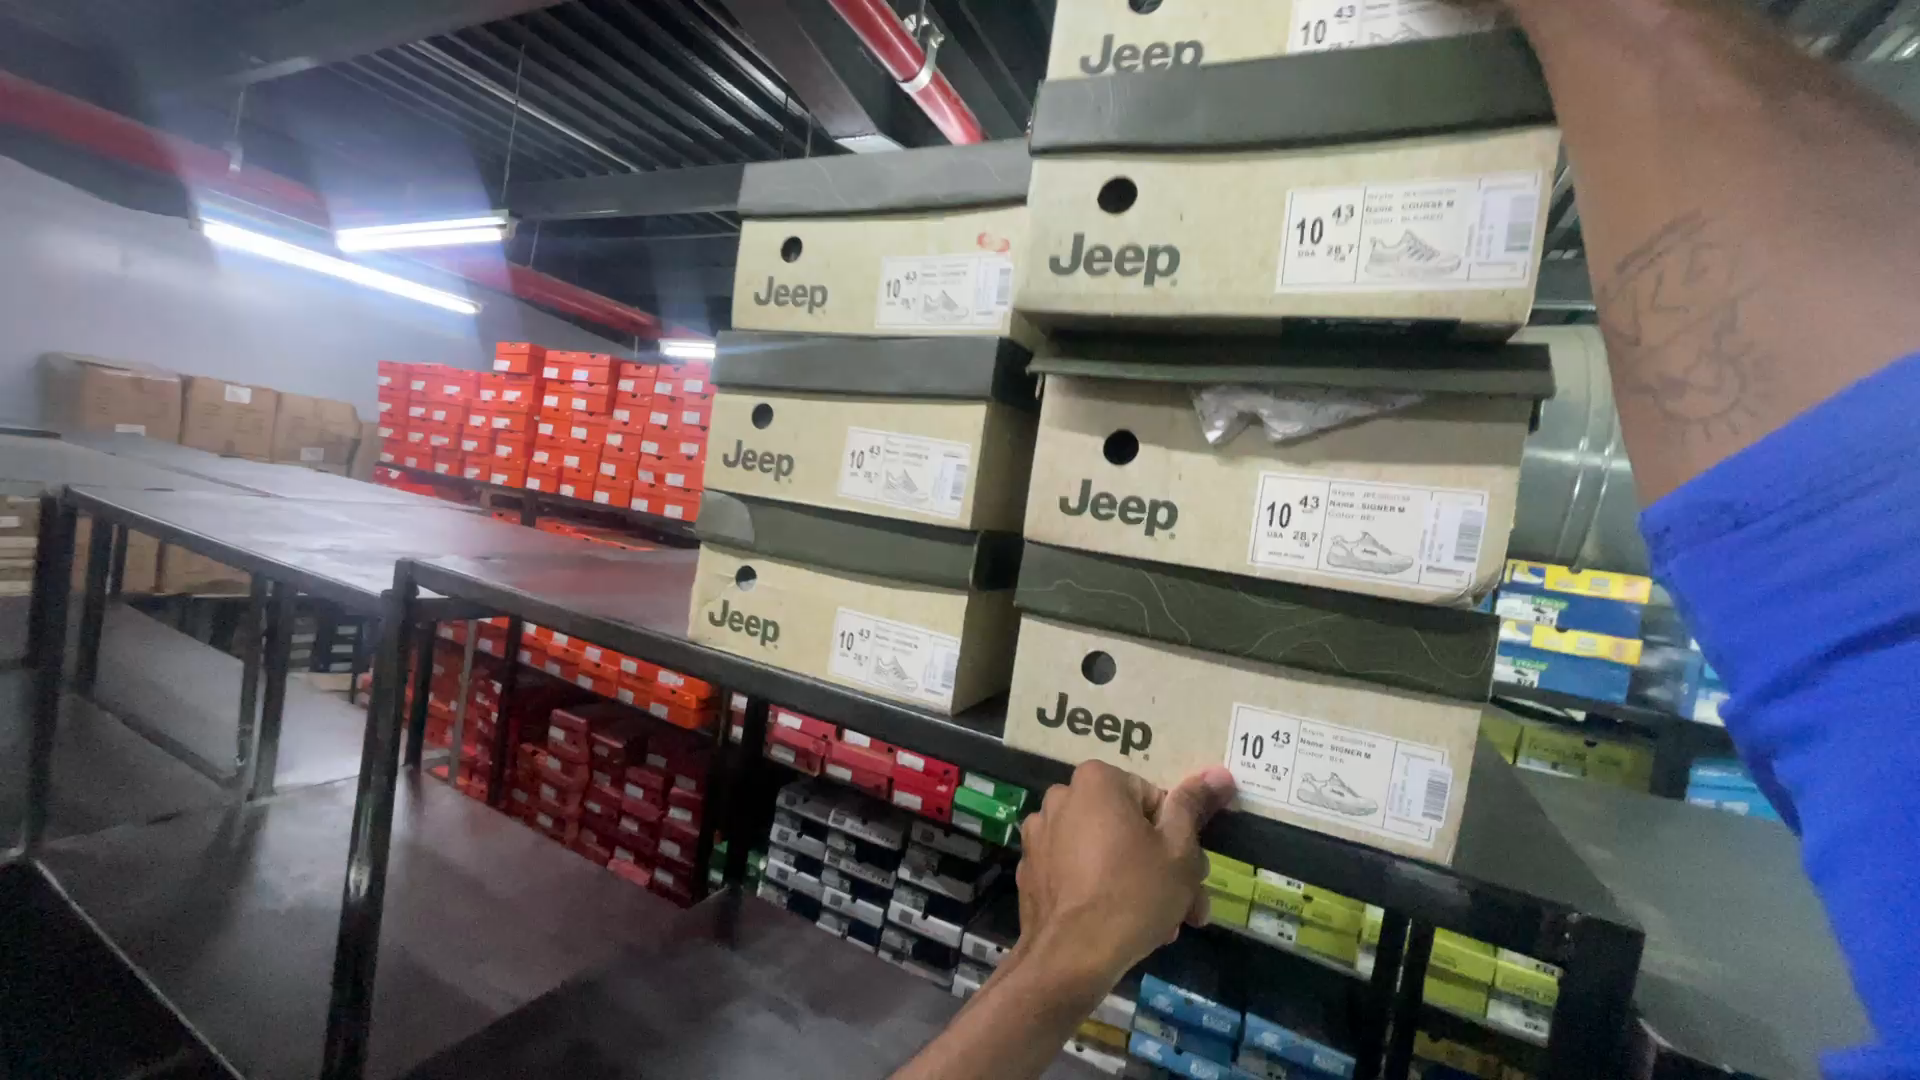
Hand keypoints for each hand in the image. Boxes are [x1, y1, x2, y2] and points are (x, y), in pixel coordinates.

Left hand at [1012, 762, 1237, 994]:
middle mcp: (1061, 796)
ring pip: (1101, 851)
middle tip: (1186, 906)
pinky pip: (1075, 870)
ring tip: (1160, 924)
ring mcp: (1040, 833)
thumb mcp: (1179, 850)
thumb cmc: (1134, 893)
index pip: (1153, 800)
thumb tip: (1219, 772)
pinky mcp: (1030, 868)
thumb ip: (1194, 806)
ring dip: (1134, 881)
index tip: (1191, 874)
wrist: (1071, 956)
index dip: (1177, 838)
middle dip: (1160, 866)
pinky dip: (1098, 888)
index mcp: (1096, 780)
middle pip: (1126, 826)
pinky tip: (1119, 924)